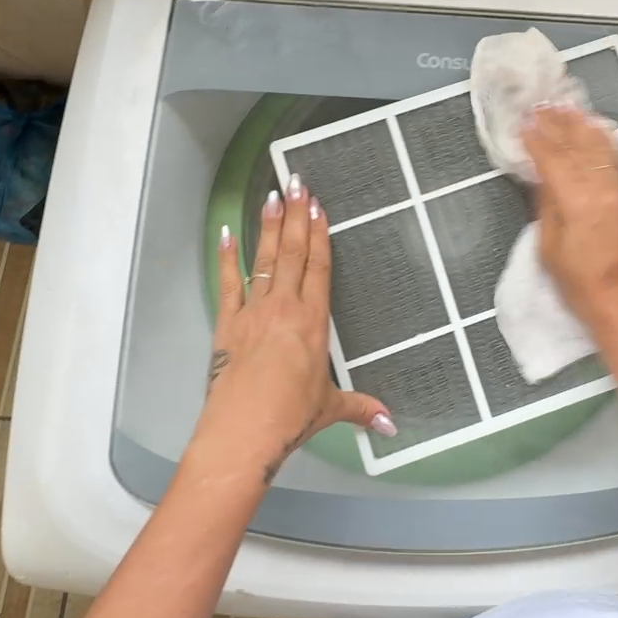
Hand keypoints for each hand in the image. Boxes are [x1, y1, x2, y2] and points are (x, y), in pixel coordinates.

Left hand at [200, 174, 393, 483]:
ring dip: (268, 226)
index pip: (319, 267)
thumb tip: (392, 425)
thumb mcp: (329, 408)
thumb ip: (362, 408)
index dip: (319, 234)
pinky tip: (226, 234)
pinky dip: (226, 257)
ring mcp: (253, 312)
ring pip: (263, 259)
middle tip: (298, 183)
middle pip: (292, 252)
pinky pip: (227, 283)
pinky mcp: (226, 324)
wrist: (242, 434)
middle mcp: (284, 308)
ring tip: (272, 195)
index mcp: (313, 321)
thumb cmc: (290, 417)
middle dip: (296, 215)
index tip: (318, 207)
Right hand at [520, 105, 617, 335]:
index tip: (523, 123)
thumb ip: (546, 205)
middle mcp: (600, 187)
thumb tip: (542, 176)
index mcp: (577, 200)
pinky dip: (600, 139)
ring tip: (563, 109)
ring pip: (598, 147)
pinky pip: (612, 158)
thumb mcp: (549, 246)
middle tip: (540, 107)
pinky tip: (592, 128)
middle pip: (577, 147)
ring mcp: (617, 189)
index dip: (537, 140)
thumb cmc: (577, 281)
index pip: (554, 159)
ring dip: (580, 126)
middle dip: (557, 125)